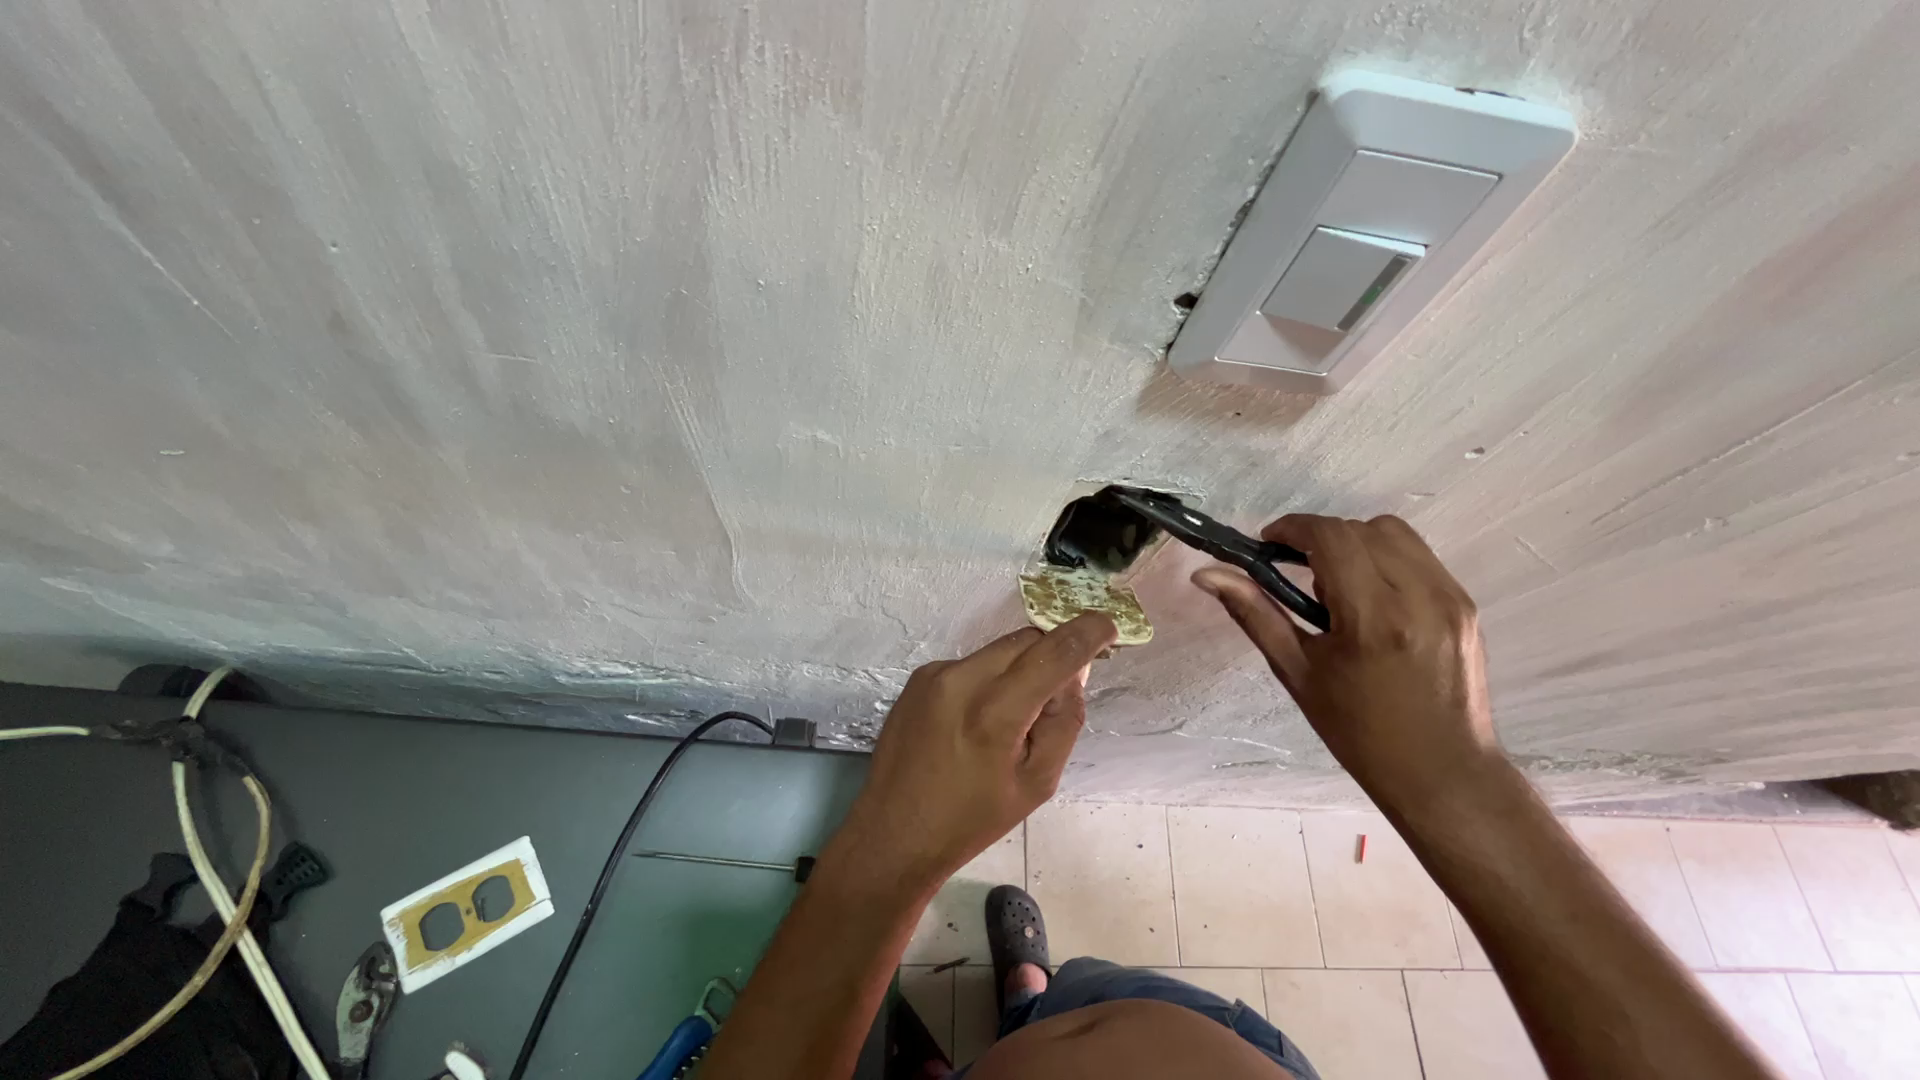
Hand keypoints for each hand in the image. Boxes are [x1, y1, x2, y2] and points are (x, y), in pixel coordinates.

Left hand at [829, 614, 1118, 892]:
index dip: (1088, 634)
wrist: (894, 832)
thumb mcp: (1037, 783)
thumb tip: (1073, 674)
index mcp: (994, 712)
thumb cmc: (971, 820)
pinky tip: (978, 722)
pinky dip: (990, 679)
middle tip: (1058, 695)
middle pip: (1027, 641)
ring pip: (999, 650)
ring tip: (1012, 720)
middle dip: (1052, 655)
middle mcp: (961, 679)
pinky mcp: (919, 677)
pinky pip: (972, 664)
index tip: (1108, 627)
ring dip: (1020, 669)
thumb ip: (1063, 722)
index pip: (1054, 653)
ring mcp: (935, 674)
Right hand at [1192, 514, 1501, 814]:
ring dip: (1354, 543)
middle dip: (1320, 538)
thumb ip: (1254, 613)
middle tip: (1295, 572)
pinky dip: (1384, 560)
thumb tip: (1206, 574)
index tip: (1268, 544)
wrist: (1442, 772)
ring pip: (1394, 534)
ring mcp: (1450, 598)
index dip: (1293, 529)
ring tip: (1336, 586)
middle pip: (1361, 529)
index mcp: (1372, 619)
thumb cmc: (1359, 731)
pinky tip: (1370, 599)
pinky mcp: (1466, 603)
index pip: (1331, 538)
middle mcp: (1418, 597)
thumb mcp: (1297, 672)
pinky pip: (1419, 556)